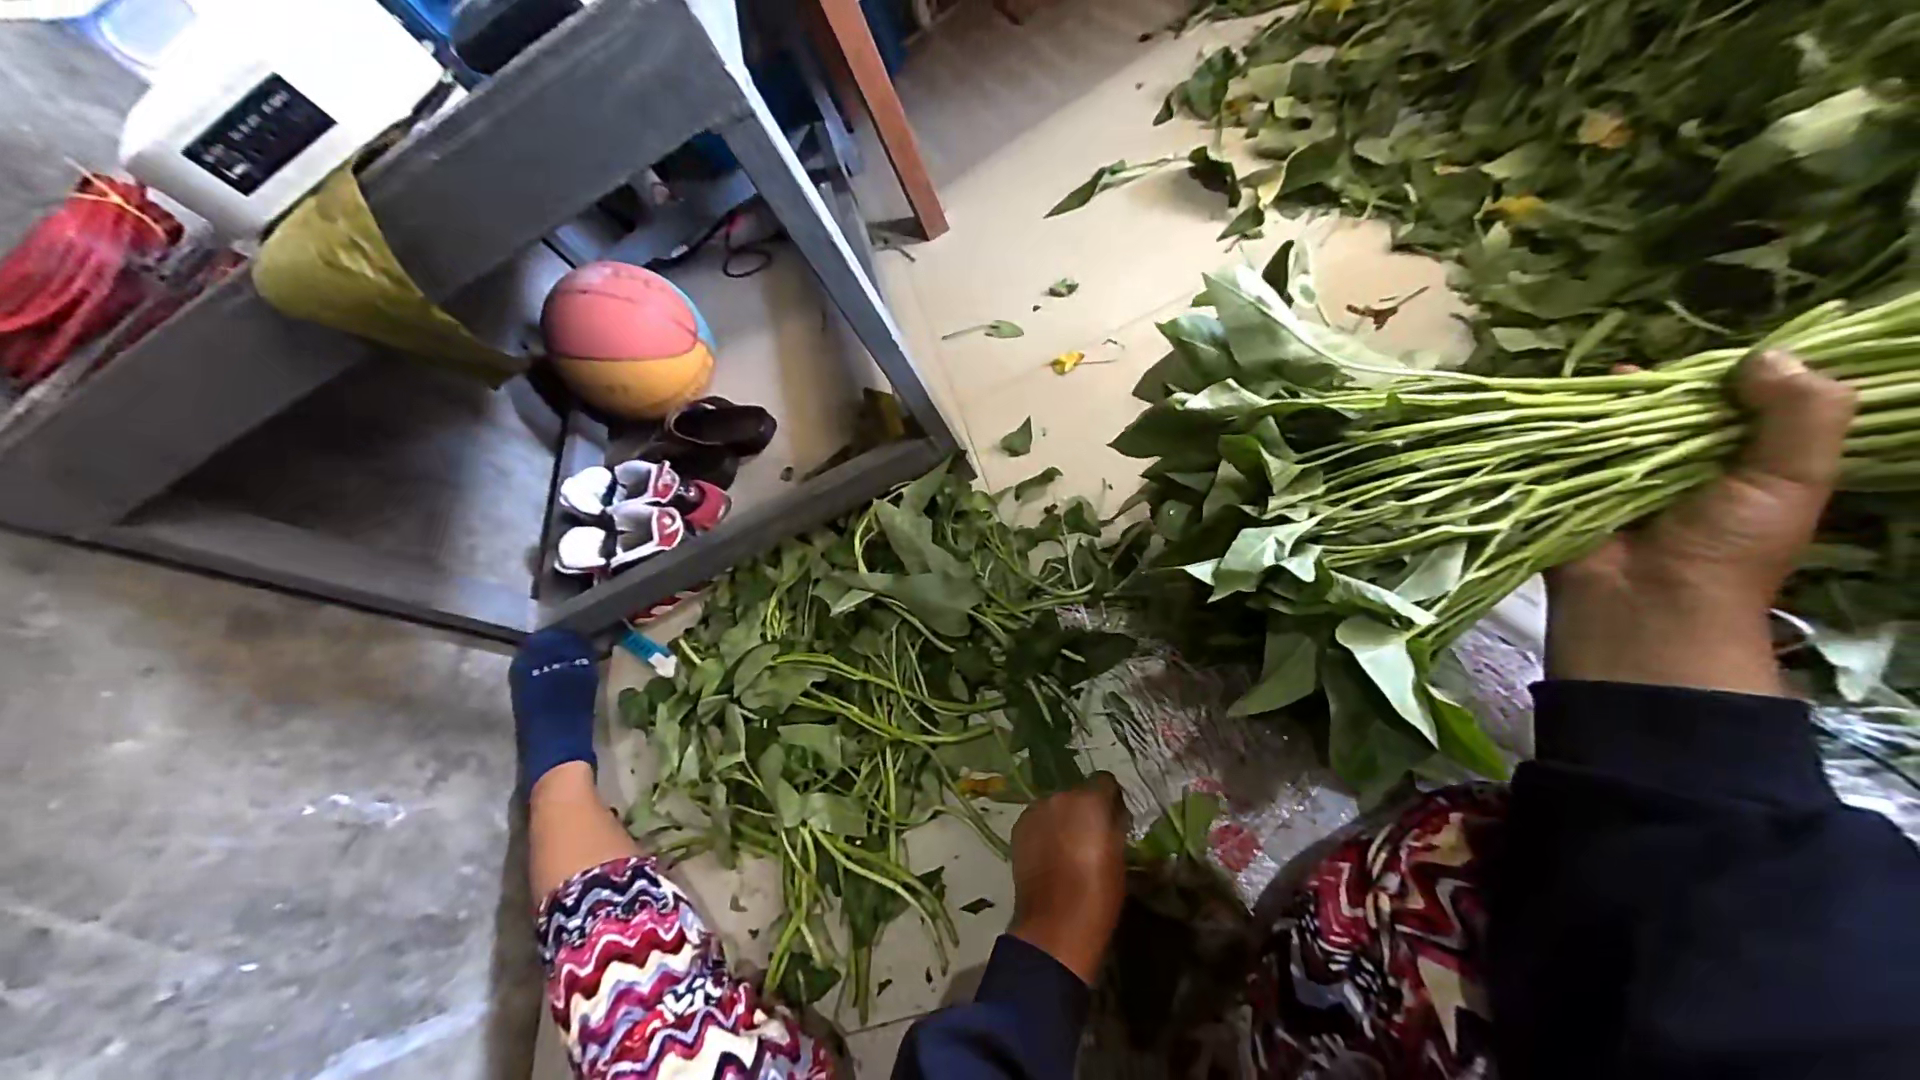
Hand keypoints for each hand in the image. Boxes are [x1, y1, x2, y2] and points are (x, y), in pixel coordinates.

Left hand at [1007, 772, 1129, 984]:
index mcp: (1089, 800)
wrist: (1054, 925)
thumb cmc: (1098, 893)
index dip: (1111, 798)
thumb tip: (1114, 811)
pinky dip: (1046, 829)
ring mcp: (1034, 810)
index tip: (1115, 817)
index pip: (1105, 781)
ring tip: (1069, 847)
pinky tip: (1050, 853)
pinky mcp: (1018, 827)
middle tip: (1093, 836)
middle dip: (1086, 809)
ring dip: (1064, 818)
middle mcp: (1059, 796)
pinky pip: (1038, 819)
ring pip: (1056, 805)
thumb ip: (1116, 824)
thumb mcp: (1119, 856)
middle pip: (1078, 793)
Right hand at [1547, 350, 1854, 695]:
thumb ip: (1802, 416)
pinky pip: (1557, 453)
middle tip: (1627, 371)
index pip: (1726, 401)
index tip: (1701, 358)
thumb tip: (1765, 355)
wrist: (1646, 604)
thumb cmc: (1728, 548)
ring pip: (1605, 427)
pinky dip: (1551, 434)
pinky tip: (1545, 413)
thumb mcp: (1792, 480)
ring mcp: (1611, 477)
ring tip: (1584, 384)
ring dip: (1593, 408)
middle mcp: (1671, 463)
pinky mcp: (1562, 489)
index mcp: (1733, 457)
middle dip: (1645, 388)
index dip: (1717, 375)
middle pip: (1659, 409)